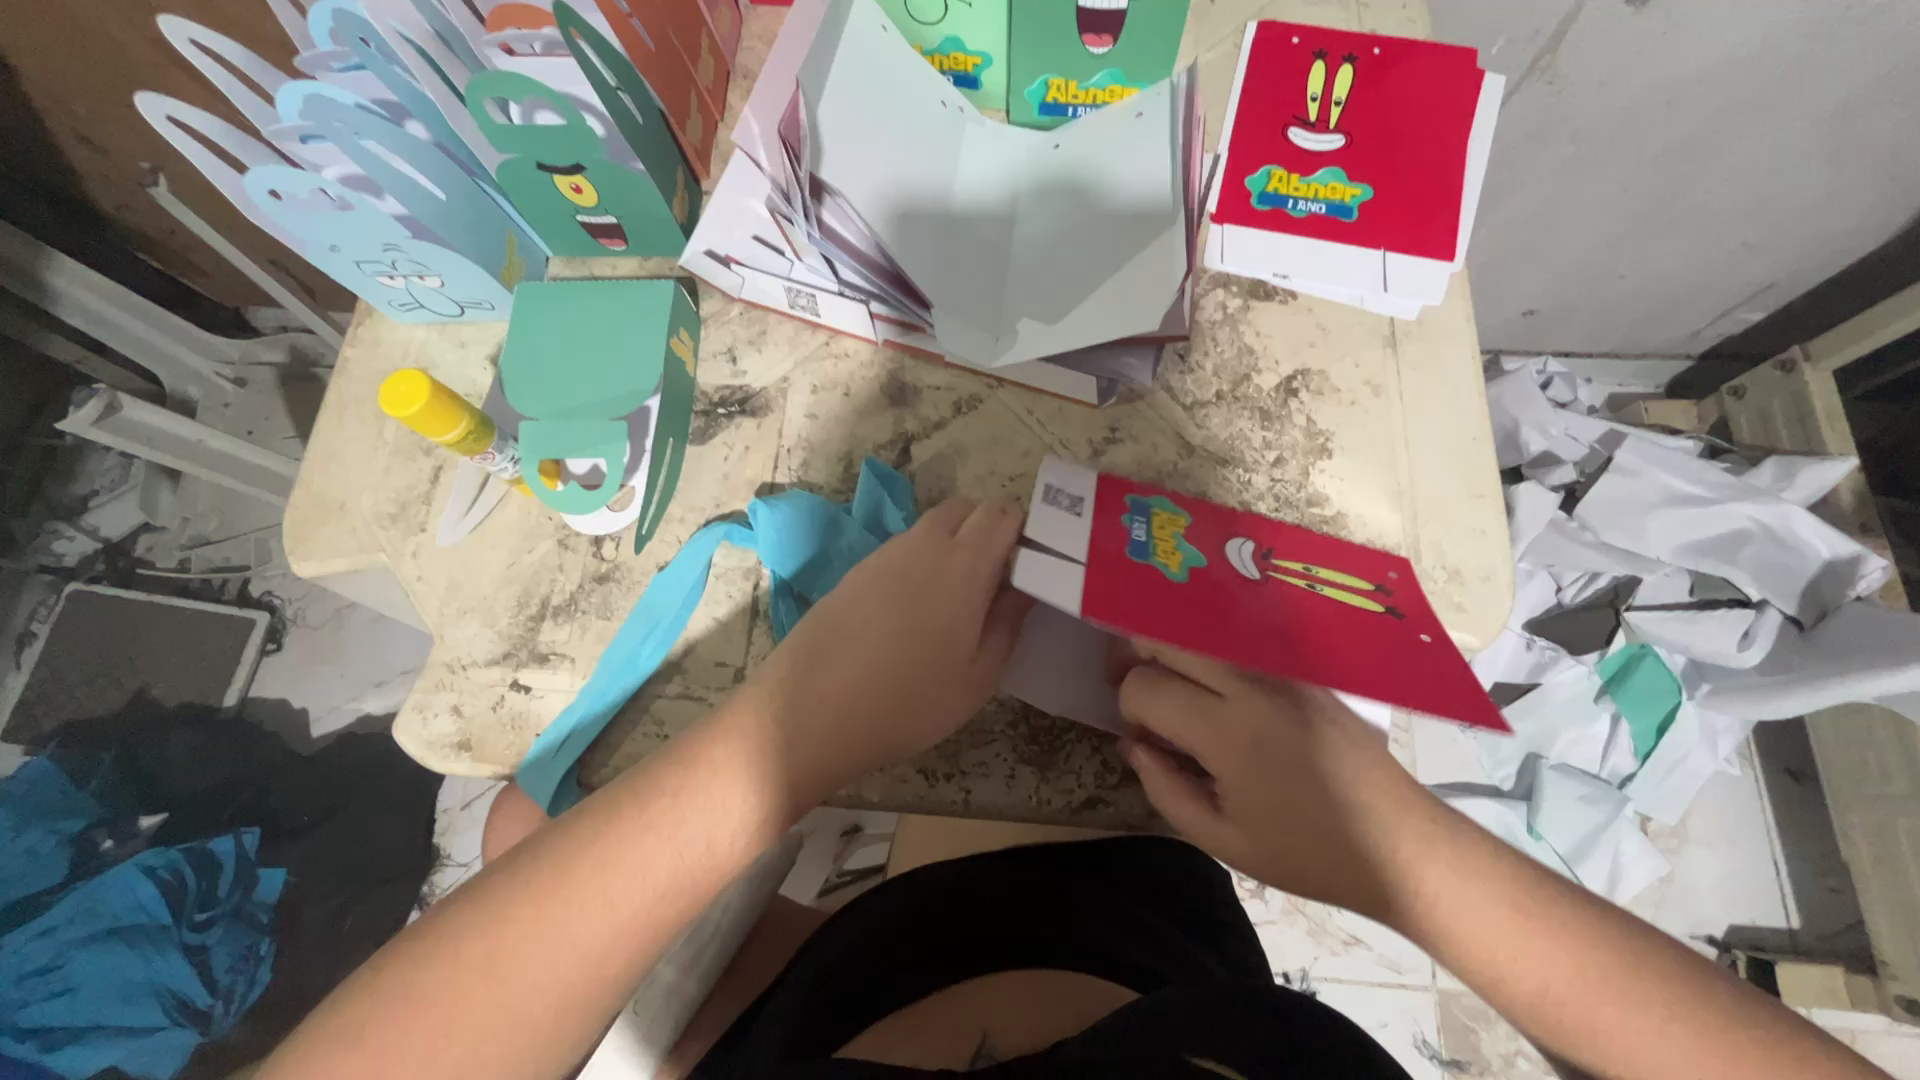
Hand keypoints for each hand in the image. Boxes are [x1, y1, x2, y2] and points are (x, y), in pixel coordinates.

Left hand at [735, 498, 1034, 805]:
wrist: (811, 709)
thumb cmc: (909, 701)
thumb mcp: (977, 677)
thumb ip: (1008, 623)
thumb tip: (1025, 588)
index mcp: (963, 563)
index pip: (1002, 513)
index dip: (1023, 530)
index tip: (1031, 566)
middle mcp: (923, 544)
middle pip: (965, 508)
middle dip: (988, 530)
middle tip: (996, 581)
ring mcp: (883, 554)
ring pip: (930, 528)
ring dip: (952, 546)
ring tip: (954, 603)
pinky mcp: (855, 571)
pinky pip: (901, 550)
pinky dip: (919, 563)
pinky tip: (911, 614)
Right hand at [1113, 639, 1437, 923]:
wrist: (1400, 843)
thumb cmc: (1306, 851)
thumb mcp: (1221, 839)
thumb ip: (1163, 788)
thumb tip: (1132, 744)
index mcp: (1229, 731)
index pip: (1145, 686)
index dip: (1127, 708)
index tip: (1139, 736)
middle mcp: (1252, 684)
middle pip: (1166, 637)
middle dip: (1133, 655)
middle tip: (1127, 685)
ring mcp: (1280, 670)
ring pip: (1201, 632)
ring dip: (1169, 649)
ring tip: (1167, 684)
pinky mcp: (1302, 670)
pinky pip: (1236, 642)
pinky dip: (1206, 653)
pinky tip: (1209, 688)